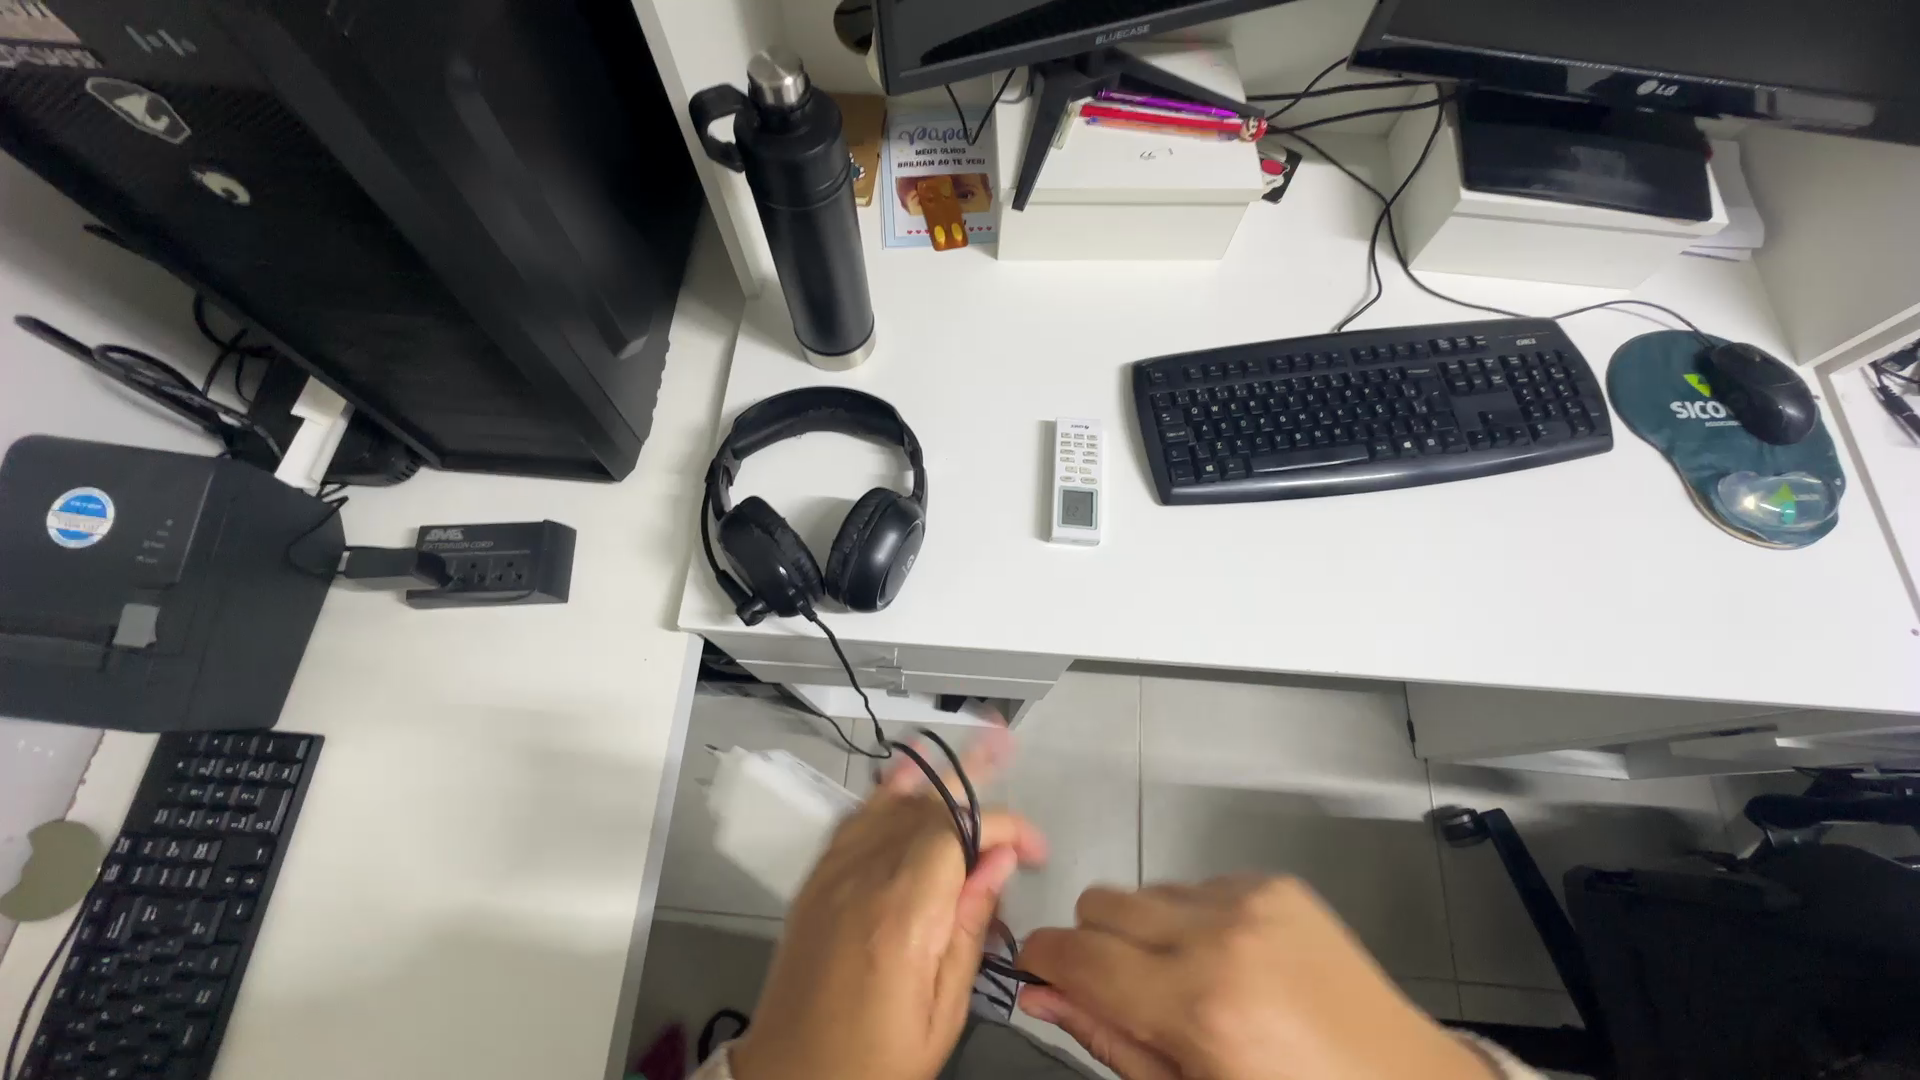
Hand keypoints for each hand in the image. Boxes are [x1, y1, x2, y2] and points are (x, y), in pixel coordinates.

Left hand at [730, 728, 1047, 1079]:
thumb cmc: (875, 1063)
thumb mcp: (942, 1011)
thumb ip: (972, 927)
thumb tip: (999, 860)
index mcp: (902, 915)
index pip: (958, 831)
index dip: (1003, 824)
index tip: (1033, 847)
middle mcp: (863, 878)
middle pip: (925, 805)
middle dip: (974, 779)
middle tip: (1008, 748)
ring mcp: (833, 873)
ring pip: (890, 800)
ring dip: (934, 771)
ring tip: (968, 737)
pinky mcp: (817, 880)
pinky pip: (856, 818)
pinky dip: (888, 790)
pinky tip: (908, 773)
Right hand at [1017, 876, 1497, 1079]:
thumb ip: (1106, 1038)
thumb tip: (1039, 992)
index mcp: (1197, 1006)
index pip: (1076, 954)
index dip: (1042, 958)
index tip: (1039, 973)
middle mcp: (1218, 934)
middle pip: (1100, 902)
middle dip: (1092, 943)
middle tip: (1125, 991)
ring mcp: (1250, 898)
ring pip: (1145, 891)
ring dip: (1145, 931)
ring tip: (1189, 980)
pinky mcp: (1274, 882)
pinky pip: (1195, 884)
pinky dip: (1192, 919)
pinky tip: (1231, 961)